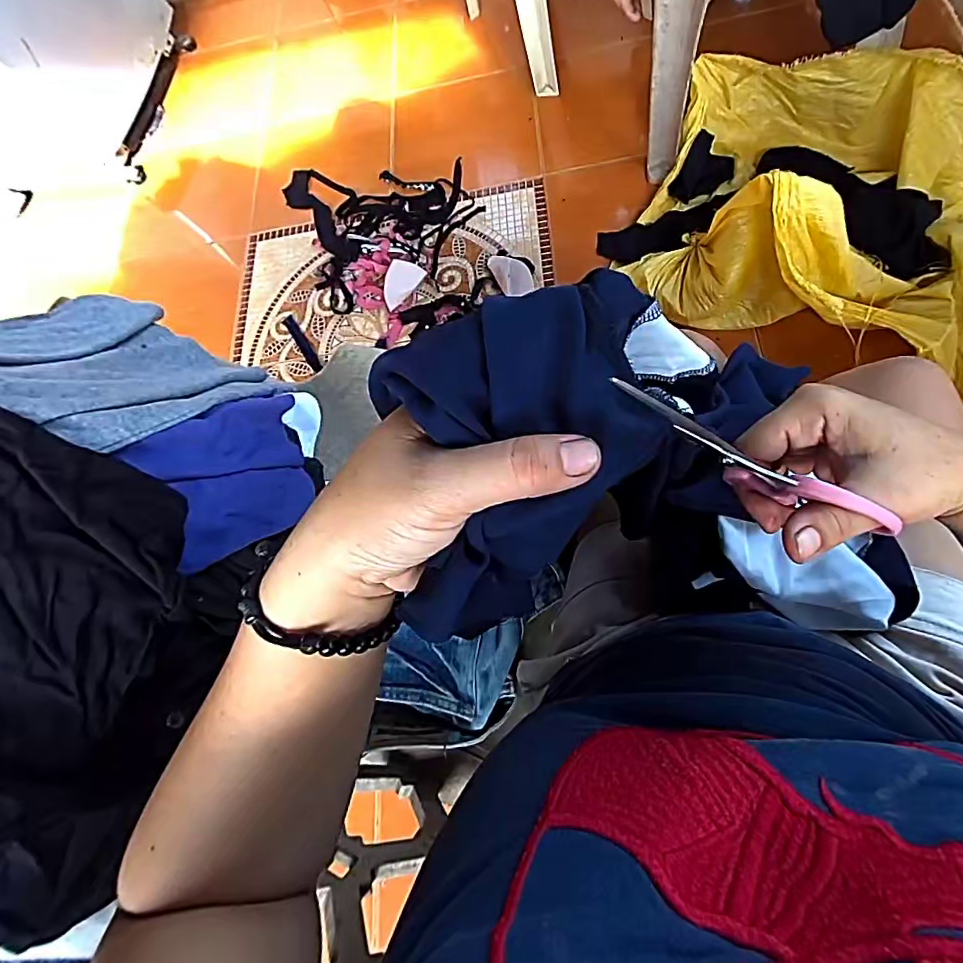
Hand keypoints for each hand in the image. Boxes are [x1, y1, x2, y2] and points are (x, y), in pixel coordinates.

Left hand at [259, 411, 601, 630]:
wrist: (345, 586)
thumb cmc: (376, 518)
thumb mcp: (445, 486)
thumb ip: (514, 468)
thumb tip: (591, 452)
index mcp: (440, 400)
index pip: (503, 375)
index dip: (548, 377)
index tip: (599, 379)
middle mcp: (457, 424)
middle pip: (520, 415)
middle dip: (560, 419)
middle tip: (616, 414)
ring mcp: (469, 463)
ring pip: (524, 452)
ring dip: (555, 456)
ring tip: (611, 440)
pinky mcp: (479, 497)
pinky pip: (521, 485)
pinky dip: (545, 486)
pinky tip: (580, 478)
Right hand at [733, 382, 962, 562]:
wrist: (962, 475)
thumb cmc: (927, 473)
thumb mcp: (876, 500)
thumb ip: (829, 522)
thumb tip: (791, 546)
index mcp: (816, 406)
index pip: (755, 443)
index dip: (755, 483)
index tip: (774, 520)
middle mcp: (810, 409)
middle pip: (758, 453)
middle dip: (765, 494)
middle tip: (784, 527)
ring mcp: (816, 427)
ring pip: (770, 465)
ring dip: (778, 499)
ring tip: (801, 523)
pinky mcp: (823, 447)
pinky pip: (789, 471)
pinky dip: (793, 496)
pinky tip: (810, 513)